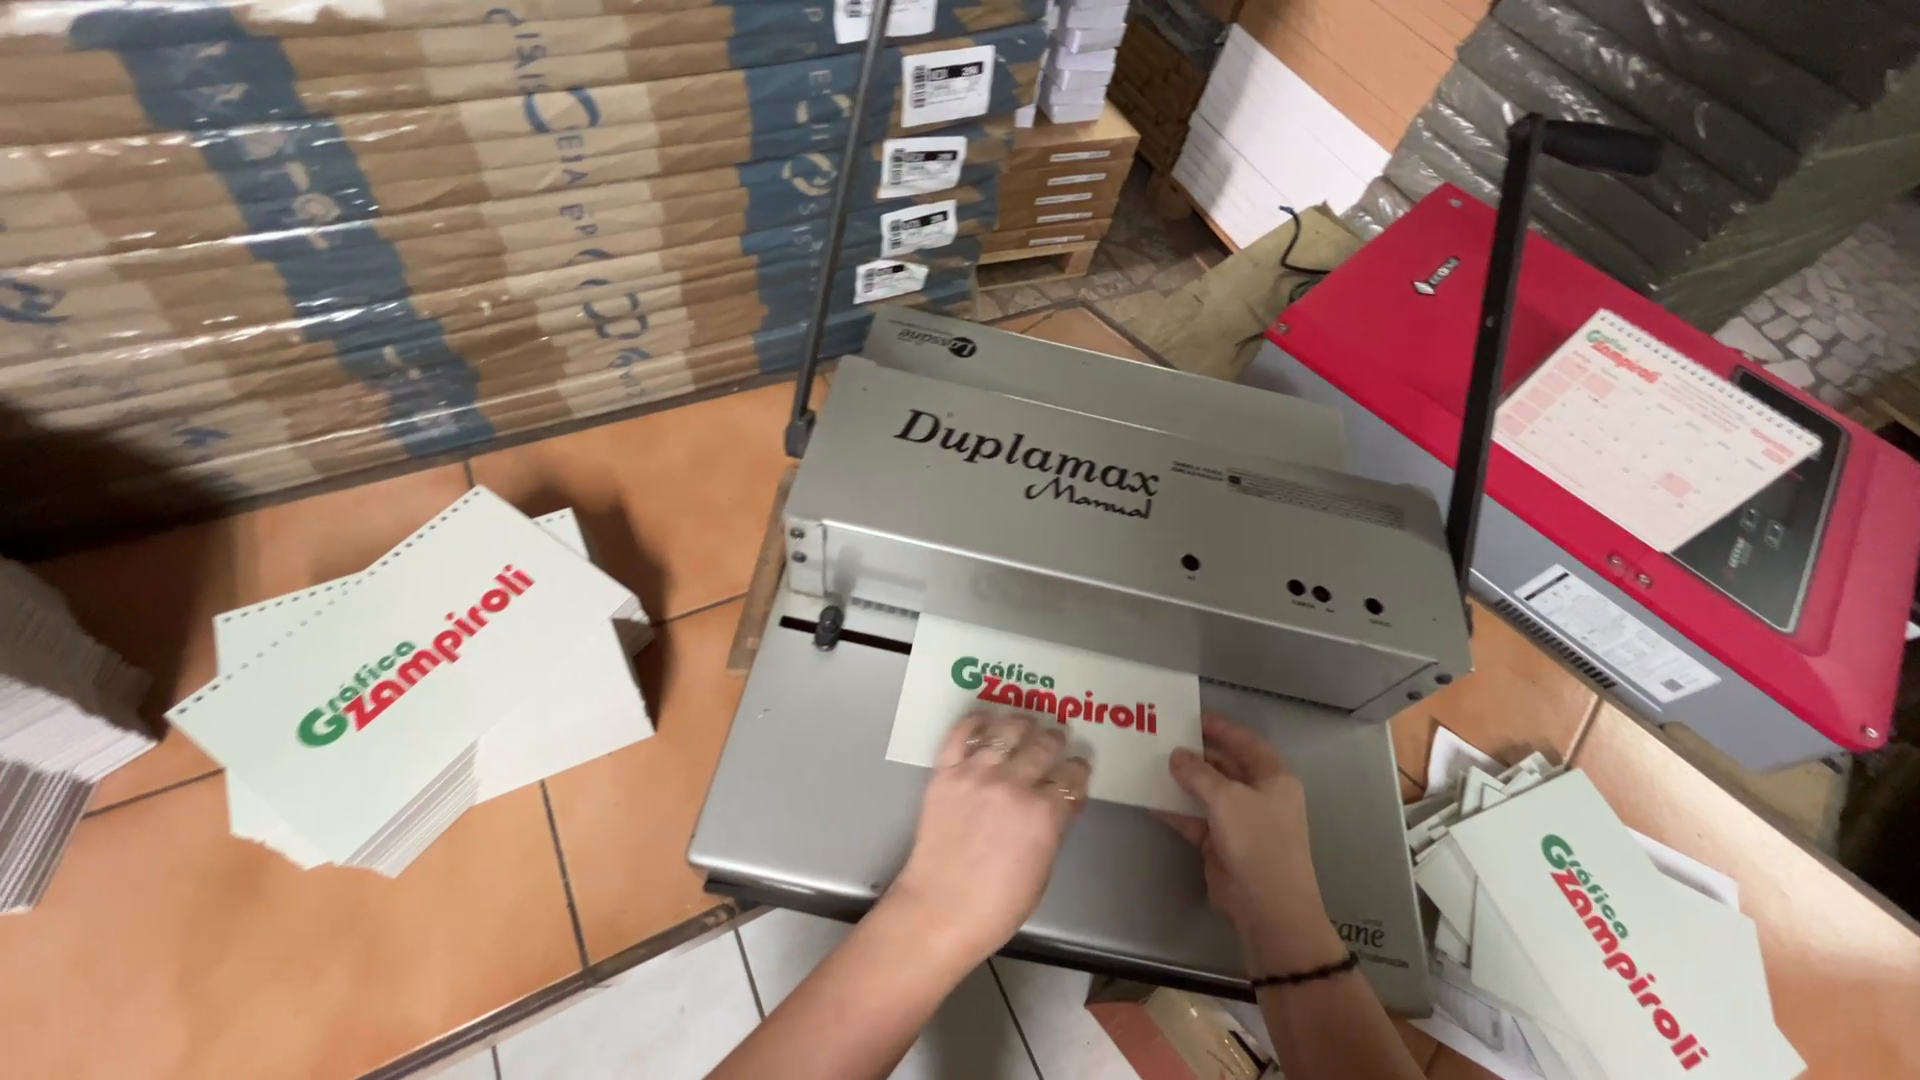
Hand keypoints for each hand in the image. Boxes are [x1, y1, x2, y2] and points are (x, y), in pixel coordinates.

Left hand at [884, 711, 1091, 967]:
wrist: (939, 909)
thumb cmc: (998, 905)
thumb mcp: (1042, 869)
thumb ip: (1052, 829)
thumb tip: (1060, 804)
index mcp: (1044, 812)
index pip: (1072, 776)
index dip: (1079, 768)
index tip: (1079, 765)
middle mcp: (1013, 784)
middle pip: (1043, 746)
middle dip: (1055, 739)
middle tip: (1058, 734)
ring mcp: (976, 774)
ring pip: (1006, 731)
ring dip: (1022, 722)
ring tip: (1026, 719)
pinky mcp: (945, 773)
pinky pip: (961, 734)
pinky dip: (975, 721)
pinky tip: (985, 717)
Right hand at [1156, 714, 1346, 973]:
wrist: (1268, 907)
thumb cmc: (1258, 842)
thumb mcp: (1227, 799)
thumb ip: (1198, 773)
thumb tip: (1176, 755)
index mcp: (1273, 778)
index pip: (1246, 742)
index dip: (1221, 727)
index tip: (1192, 716)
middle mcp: (1258, 795)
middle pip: (1224, 765)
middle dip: (1195, 754)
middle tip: (1162, 738)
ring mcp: (1239, 820)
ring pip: (1206, 792)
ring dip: (1182, 781)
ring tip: (1151, 763)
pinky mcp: (1220, 842)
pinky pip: (1193, 817)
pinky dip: (1175, 809)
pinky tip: (1150, 798)